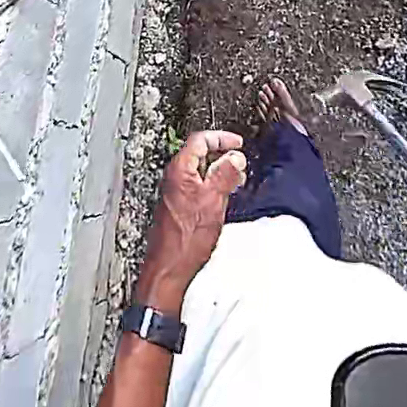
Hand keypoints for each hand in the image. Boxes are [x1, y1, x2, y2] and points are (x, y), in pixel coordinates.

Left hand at [138, 130, 246, 309]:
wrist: (168, 269)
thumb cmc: (185, 240)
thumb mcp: (213, 201)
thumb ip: (225, 174)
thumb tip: (235, 156)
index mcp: (180, 170)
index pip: (200, 140)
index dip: (221, 137)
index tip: (237, 143)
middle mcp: (173, 177)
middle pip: (199, 153)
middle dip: (221, 154)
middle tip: (239, 162)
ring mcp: (174, 192)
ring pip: (198, 170)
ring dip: (218, 171)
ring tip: (235, 181)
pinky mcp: (177, 205)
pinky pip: (196, 185)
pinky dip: (211, 185)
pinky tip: (221, 197)